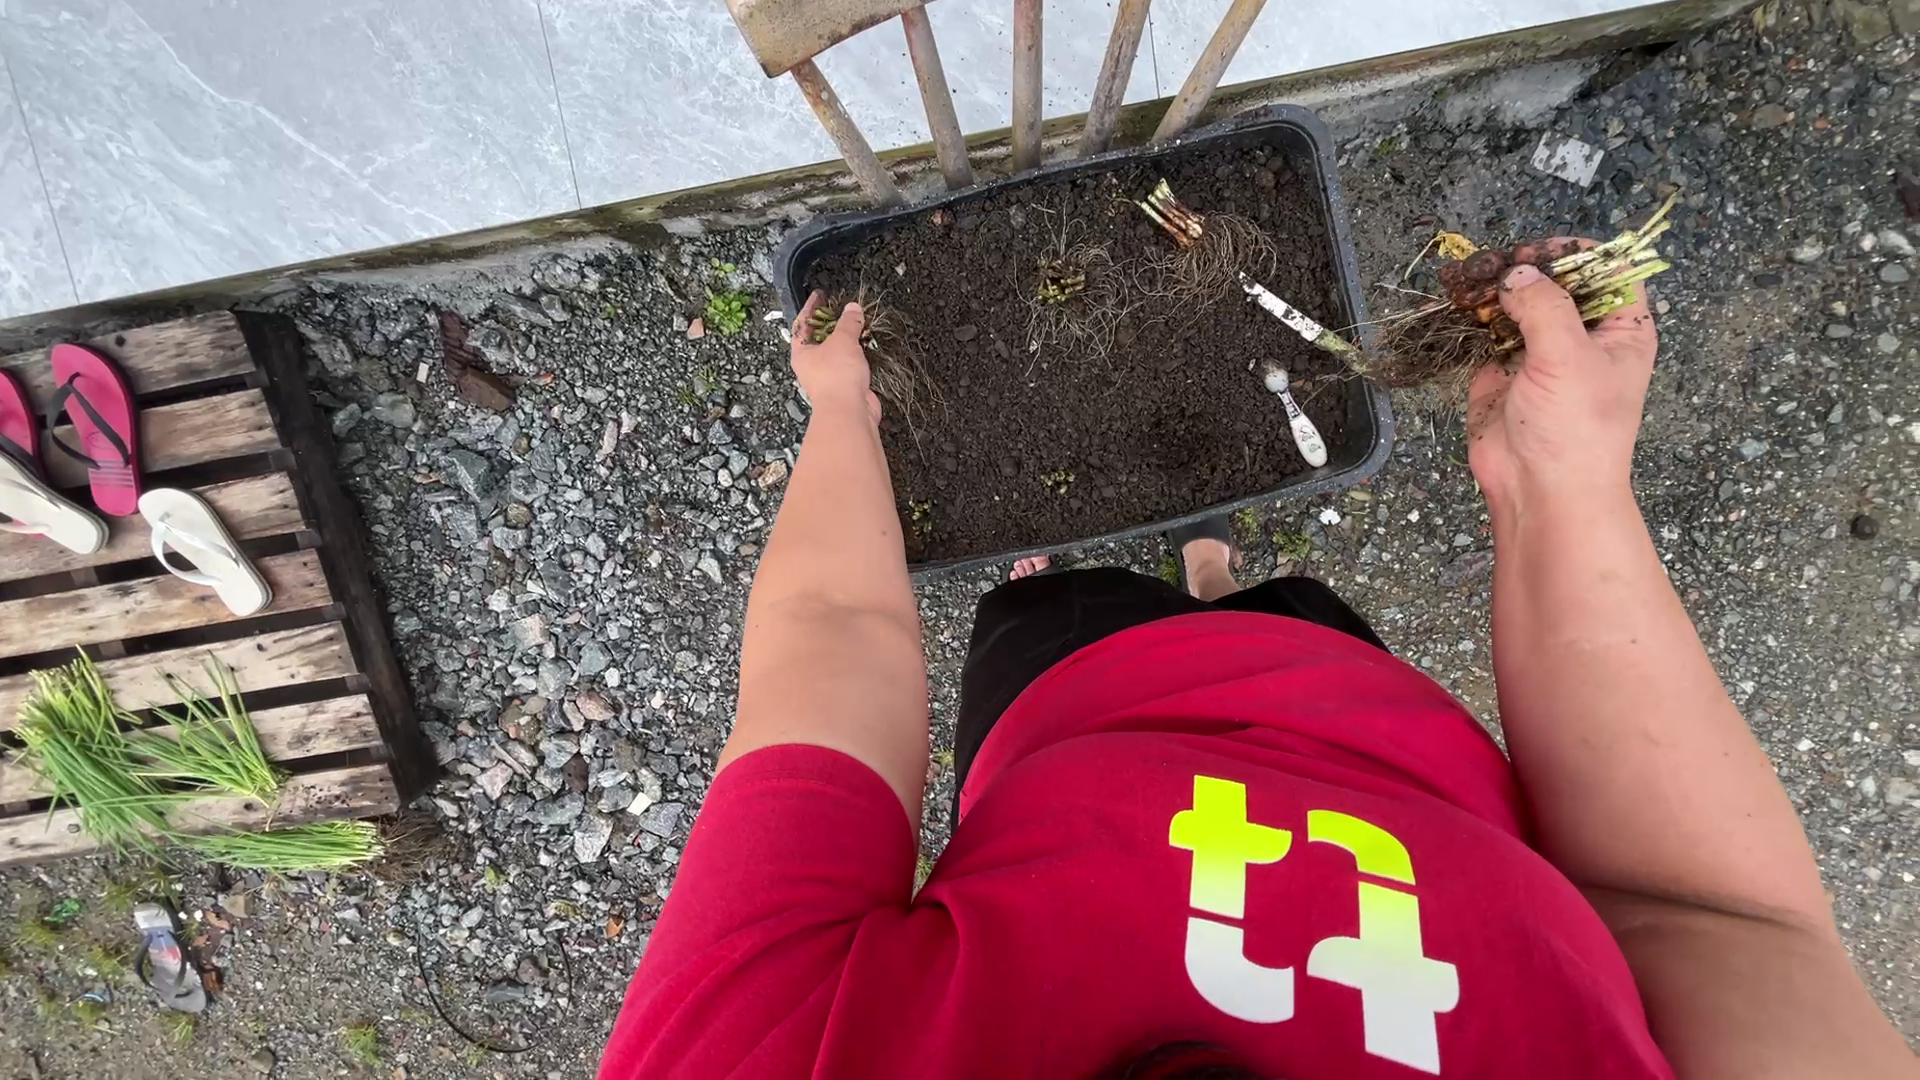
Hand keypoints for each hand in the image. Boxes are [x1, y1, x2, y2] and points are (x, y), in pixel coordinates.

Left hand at [792, 290, 880, 424]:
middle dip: (830, 324)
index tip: (819, 295)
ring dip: (846, 341)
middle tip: (841, 309)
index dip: (811, 307)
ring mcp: (829, 378)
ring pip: (836, 353)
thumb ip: (848, 323)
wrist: (849, 411)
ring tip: (857, 325)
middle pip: (819, 339)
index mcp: (802, 354)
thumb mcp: (842, 341)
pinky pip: (850, 366)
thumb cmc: (836, 377)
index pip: (803, 324)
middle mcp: (812, 366)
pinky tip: (866, 347)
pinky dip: (858, 356)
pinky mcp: (846, 387)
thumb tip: (853, 309)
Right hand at [1467, 258, 1657, 515]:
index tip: (1536, 250)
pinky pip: (1484, 339)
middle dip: (1525, 271)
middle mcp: (1579, 338)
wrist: (1539, 485)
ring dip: (1492, 295)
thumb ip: (1543, 307)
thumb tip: (1514, 273)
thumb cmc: (1576, 425)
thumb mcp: (1569, 357)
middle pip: (1556, 287)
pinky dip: (1470, 323)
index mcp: (1619, 330)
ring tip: (1466, 281)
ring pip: (1515, 310)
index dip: (1576, 255)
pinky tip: (1454, 309)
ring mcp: (1536, 357)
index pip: (1607, 272)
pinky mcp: (1497, 376)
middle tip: (1492, 263)